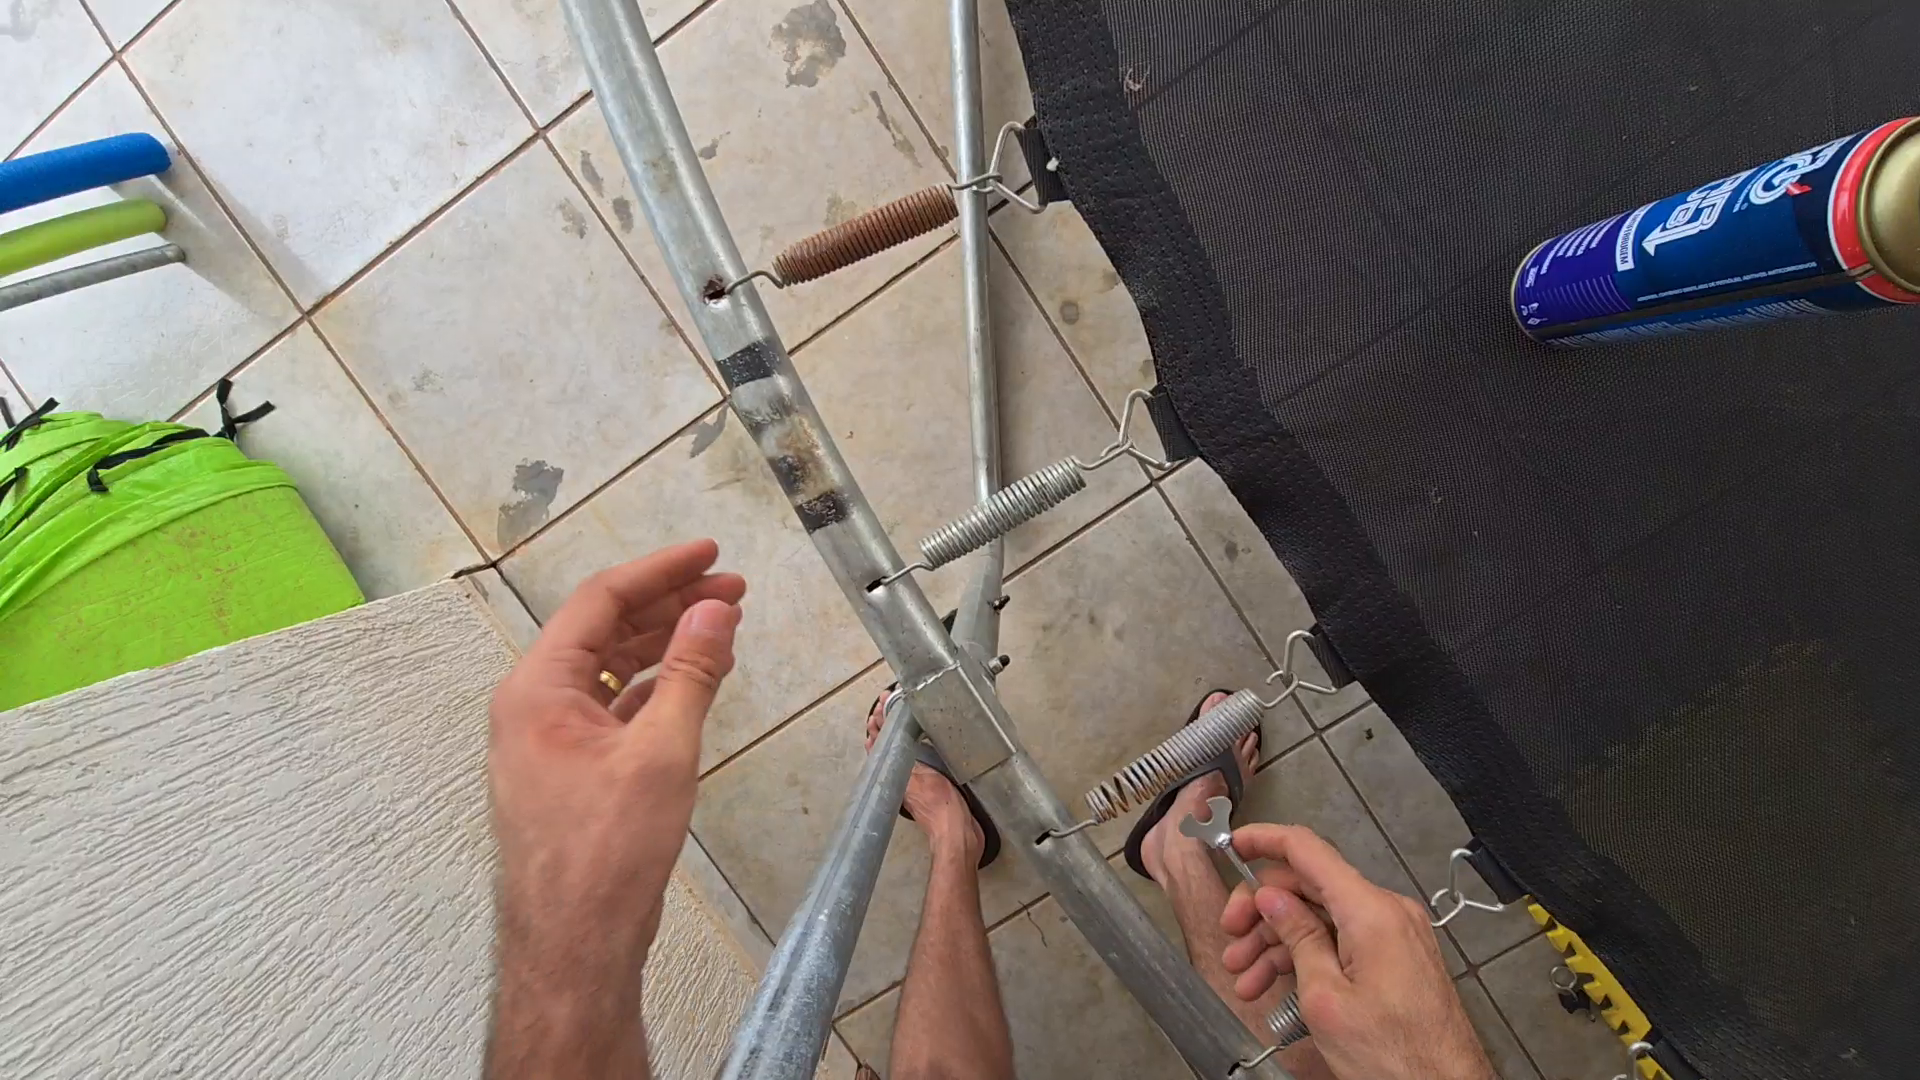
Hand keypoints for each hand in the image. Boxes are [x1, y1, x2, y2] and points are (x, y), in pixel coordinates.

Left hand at [485, 539, 744, 1078]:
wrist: (575, 945)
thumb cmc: (611, 845)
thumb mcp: (661, 751)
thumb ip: (691, 672)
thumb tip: (716, 608)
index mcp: (539, 687)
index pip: (601, 601)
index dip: (661, 569)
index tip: (712, 552)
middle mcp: (539, 701)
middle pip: (608, 629)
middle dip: (673, 604)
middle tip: (734, 589)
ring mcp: (556, 734)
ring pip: (617, 665)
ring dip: (670, 641)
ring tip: (725, 625)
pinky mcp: (578, 762)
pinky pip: (621, 702)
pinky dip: (662, 683)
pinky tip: (699, 675)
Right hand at [1220, 825, 1493, 1079]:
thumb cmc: (1397, 1061)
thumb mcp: (1327, 999)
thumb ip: (1297, 936)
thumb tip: (1269, 896)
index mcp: (1371, 911)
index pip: (1306, 848)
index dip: (1262, 839)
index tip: (1230, 845)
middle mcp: (1386, 912)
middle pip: (1306, 887)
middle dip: (1260, 911)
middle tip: (1230, 936)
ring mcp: (1392, 935)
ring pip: (1317, 918)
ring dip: (1275, 942)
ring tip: (1245, 975)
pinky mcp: (1394, 958)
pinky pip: (1338, 940)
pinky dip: (1304, 957)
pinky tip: (1273, 984)